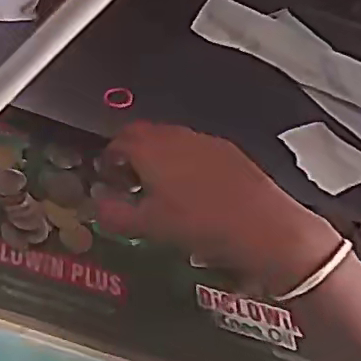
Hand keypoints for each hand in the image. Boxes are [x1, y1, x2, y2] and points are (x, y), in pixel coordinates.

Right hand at [94, 122, 338, 293]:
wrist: (263, 227)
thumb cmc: (198, 224)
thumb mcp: (147, 226)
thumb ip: (114, 214)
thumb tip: (97, 206)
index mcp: (150, 150)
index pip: (118, 141)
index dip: (108, 158)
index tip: (107, 177)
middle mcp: (175, 137)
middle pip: (143, 133)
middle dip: (130, 151)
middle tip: (128, 178)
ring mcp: (204, 140)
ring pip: (169, 138)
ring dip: (157, 155)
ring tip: (158, 186)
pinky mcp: (228, 150)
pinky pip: (194, 147)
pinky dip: (182, 160)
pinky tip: (191, 188)